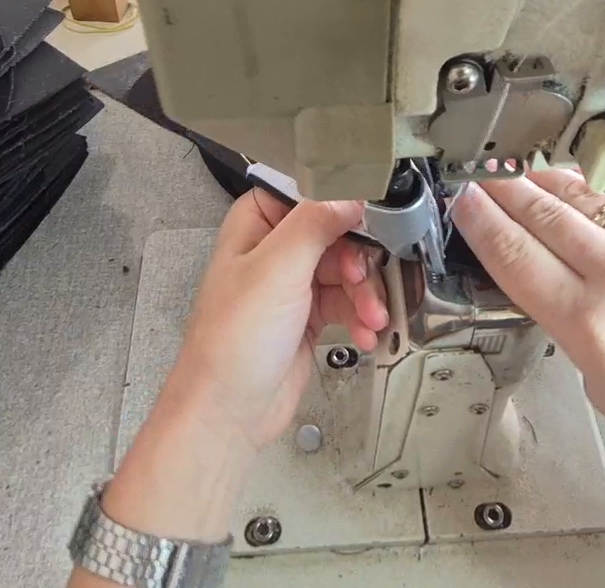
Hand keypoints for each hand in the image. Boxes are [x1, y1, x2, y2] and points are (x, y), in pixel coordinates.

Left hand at [94, 190, 386, 548]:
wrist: (229, 414)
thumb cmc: (234, 339)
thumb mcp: (276, 269)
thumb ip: (316, 223)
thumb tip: (354, 191)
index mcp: (258, 220)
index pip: (311, 191)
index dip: (344, 201)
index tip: (375, 216)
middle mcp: (277, 245)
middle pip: (339, 231)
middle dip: (360, 260)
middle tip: (367, 283)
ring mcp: (295, 280)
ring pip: (350, 267)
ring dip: (366, 293)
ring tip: (372, 320)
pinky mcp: (311, 313)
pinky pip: (349, 300)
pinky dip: (362, 315)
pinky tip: (365, 335)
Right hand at [452, 170, 604, 533]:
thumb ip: (567, 323)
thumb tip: (544, 273)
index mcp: (594, 328)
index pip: (515, 254)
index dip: (480, 221)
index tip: (463, 200)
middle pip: (545, 214)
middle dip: (505, 191)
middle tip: (483, 175)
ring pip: (589, 197)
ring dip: (549, 183)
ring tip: (525, 174)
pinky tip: (591, 192)